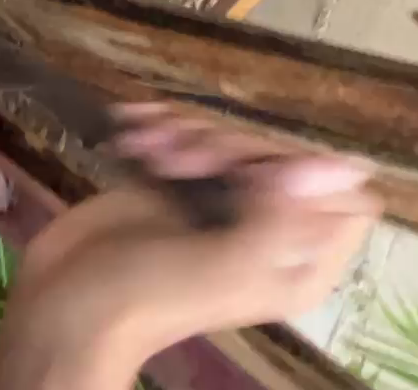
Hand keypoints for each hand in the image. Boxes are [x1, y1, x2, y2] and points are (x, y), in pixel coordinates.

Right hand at [2, 108, 380, 369]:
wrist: (75, 294)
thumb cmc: (158, 291)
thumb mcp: (229, 263)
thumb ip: (285, 216)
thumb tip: (342, 163)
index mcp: (296, 258)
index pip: (339, 199)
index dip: (299, 173)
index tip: (245, 172)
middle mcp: (260, 227)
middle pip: (269, 160)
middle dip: (220, 146)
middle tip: (175, 160)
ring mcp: (205, 204)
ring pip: (218, 144)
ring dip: (179, 132)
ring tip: (140, 144)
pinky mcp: (159, 186)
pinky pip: (170, 142)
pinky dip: (149, 126)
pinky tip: (125, 124)